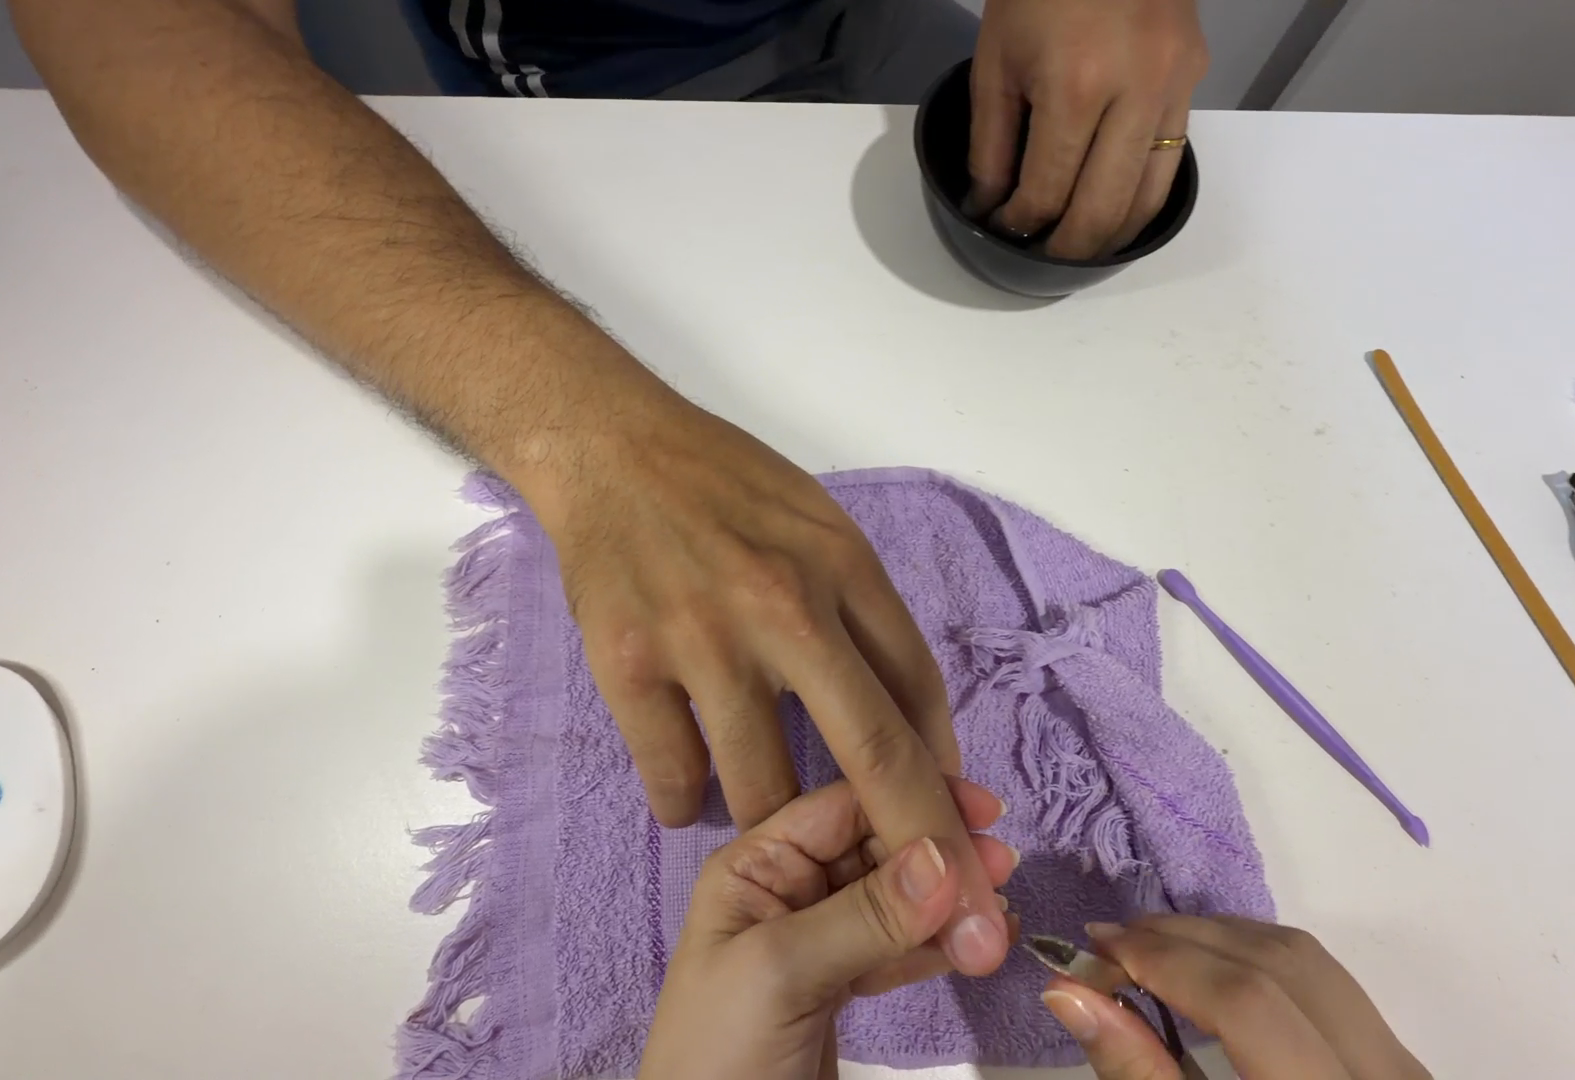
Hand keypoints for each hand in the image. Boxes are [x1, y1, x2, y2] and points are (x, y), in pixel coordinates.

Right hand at [520, 385, 1008, 973]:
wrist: (611, 451)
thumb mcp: (822, 526)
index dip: (947, 775)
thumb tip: (911, 719)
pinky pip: (672, 778)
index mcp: (842, 567)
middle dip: (924, 848)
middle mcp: (783, 608)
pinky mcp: (627, 667)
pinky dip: (687, 802)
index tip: (963, 830)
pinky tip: (692, 793)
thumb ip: (870, 616)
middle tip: (962, 926)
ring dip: (777, 825)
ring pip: (762, 788)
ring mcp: (701, 641)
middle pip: (873, 752)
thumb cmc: (725, 483)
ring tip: (773, 826)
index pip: (919, 692)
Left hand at [639, 778, 1020, 1079]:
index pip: (843, 809)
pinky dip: (938, 946)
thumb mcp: (783, 972)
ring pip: (895, 900)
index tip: (982, 808)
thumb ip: (865, 914)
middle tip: (1004, 866)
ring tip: (1001, 910)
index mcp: (758, 863)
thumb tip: (947, 855)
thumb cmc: (719, 1055)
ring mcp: (817, 936)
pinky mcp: (841, 984)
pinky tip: (978, 943)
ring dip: (947, 903)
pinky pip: (898, 949)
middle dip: (938, 856)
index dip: (909, 799)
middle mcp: (788, 886)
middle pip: (876, 850)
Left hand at [967, 0, 1207, 259]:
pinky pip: (1170, 164)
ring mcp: (1175, 86)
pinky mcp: (1194, 79)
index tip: (1002, 226)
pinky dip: (1139, 202)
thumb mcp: (995, 64)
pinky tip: (1113, 214)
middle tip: (1040, 254)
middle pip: (1101, 210)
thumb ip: (990, 148)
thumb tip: (990, 206)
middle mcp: (1136, 94)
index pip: (1046, 192)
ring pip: (1146, 199)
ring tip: (1076, 248)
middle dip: (1064, 248)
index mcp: (1077, 87)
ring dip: (1108, 238)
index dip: (1018, 223)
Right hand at [1039, 917, 1432, 1078]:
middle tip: (1109, 943)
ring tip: (1150, 947)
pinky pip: (1319, 976)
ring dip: (1213, 937)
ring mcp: (1405, 1070)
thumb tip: (1066, 988)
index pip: (1248, 1005)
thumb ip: (1135, 1072)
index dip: (1166, 962)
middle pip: (1275, 966)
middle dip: (1179, 940)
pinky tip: (1207, 965)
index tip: (1097, 946)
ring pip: (1301, 958)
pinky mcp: (1399, 1062)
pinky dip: (1251, 952)